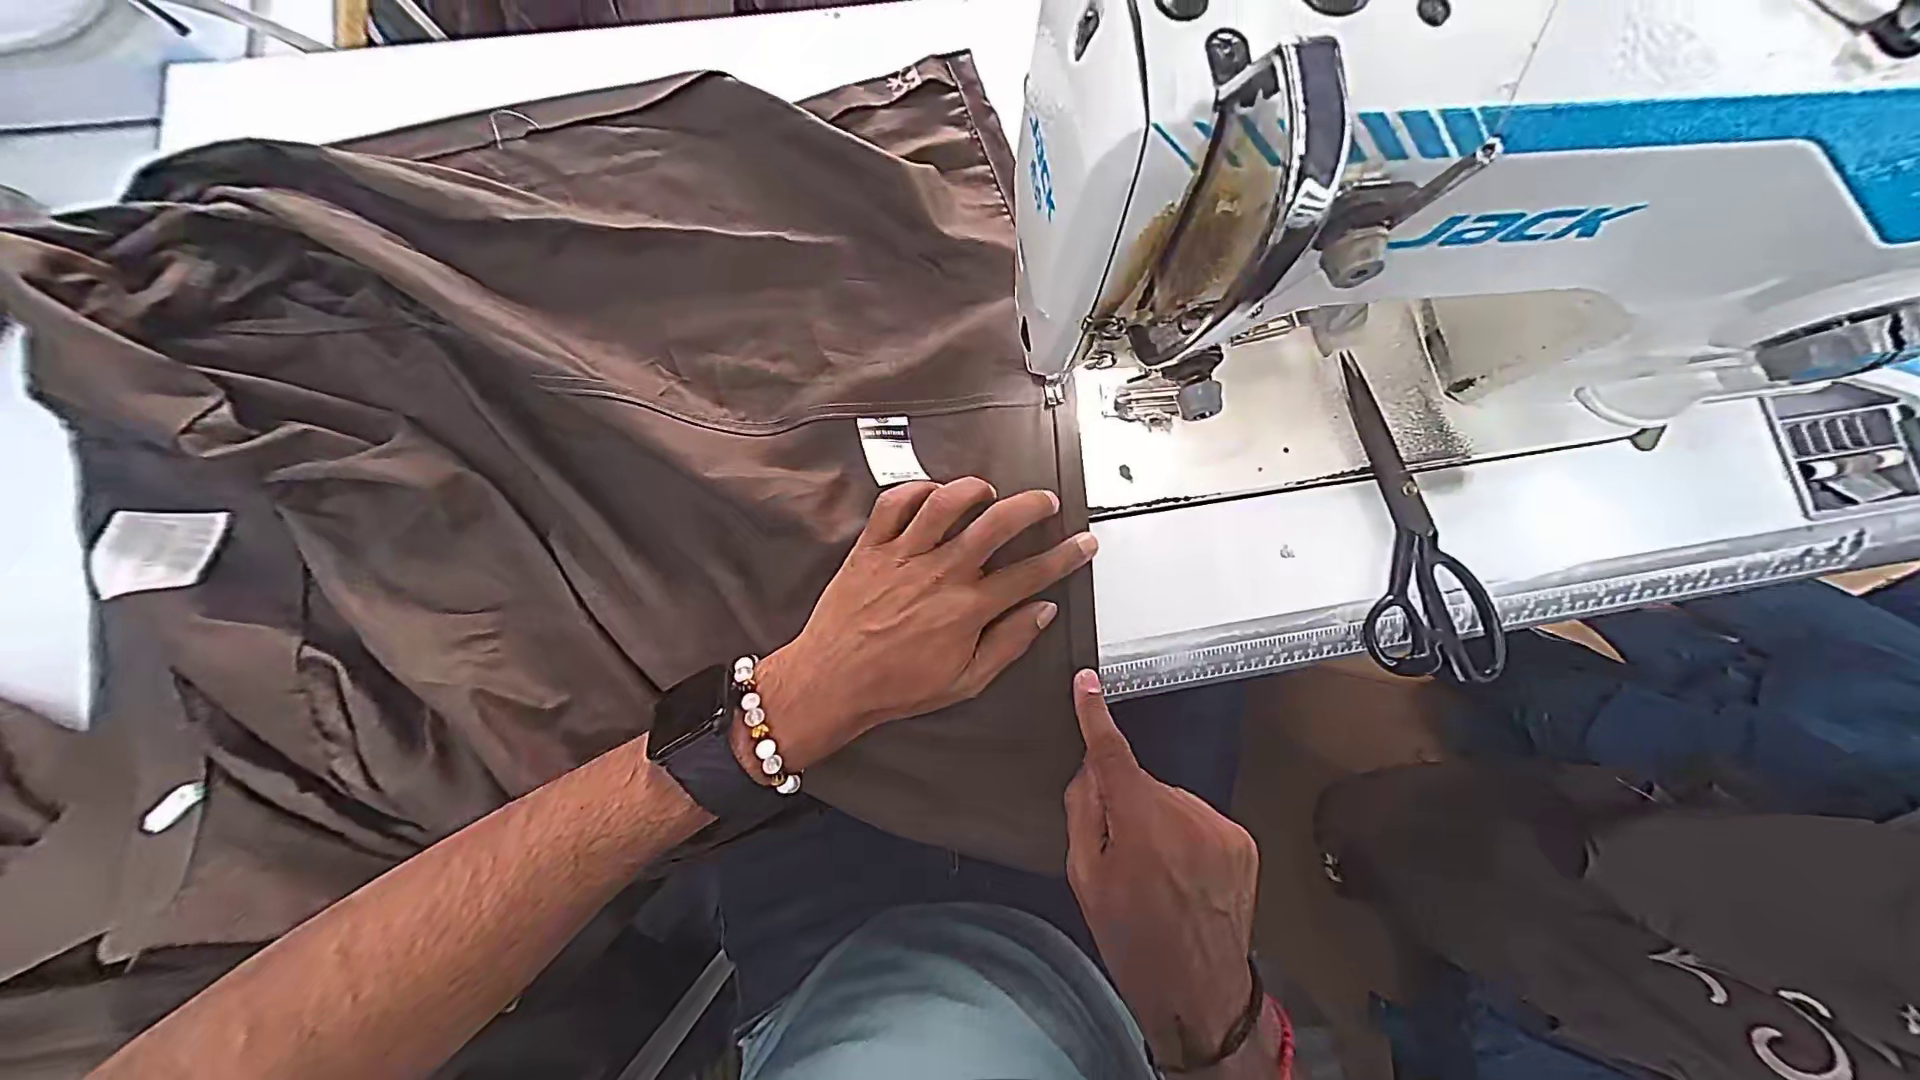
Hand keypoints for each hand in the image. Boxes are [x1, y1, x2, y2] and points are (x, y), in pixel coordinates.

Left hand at [747, 478, 1095, 771]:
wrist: (831, 683)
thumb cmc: (893, 686)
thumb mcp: (965, 681)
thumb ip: (1008, 643)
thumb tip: (1040, 613)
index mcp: (966, 609)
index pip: (1031, 573)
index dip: (1065, 555)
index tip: (1082, 543)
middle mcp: (939, 574)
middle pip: (997, 523)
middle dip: (1032, 506)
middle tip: (1045, 502)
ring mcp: (903, 556)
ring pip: (947, 503)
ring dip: (975, 489)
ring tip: (988, 491)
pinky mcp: (871, 548)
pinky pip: (894, 503)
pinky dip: (916, 490)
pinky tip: (931, 494)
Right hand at [1064, 670, 1261, 1070]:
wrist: (1199, 994)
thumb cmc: (1136, 942)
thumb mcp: (1085, 876)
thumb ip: (1083, 810)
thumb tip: (1091, 770)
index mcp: (1140, 823)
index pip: (1111, 752)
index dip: (1096, 715)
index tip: (1087, 683)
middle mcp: (1184, 816)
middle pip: (1139, 781)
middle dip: (1125, 802)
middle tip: (1123, 852)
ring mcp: (1218, 826)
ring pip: (1168, 798)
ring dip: (1156, 819)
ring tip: (1158, 872)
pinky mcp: (1239, 838)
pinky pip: (1195, 815)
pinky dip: (1183, 832)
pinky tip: (1183, 873)